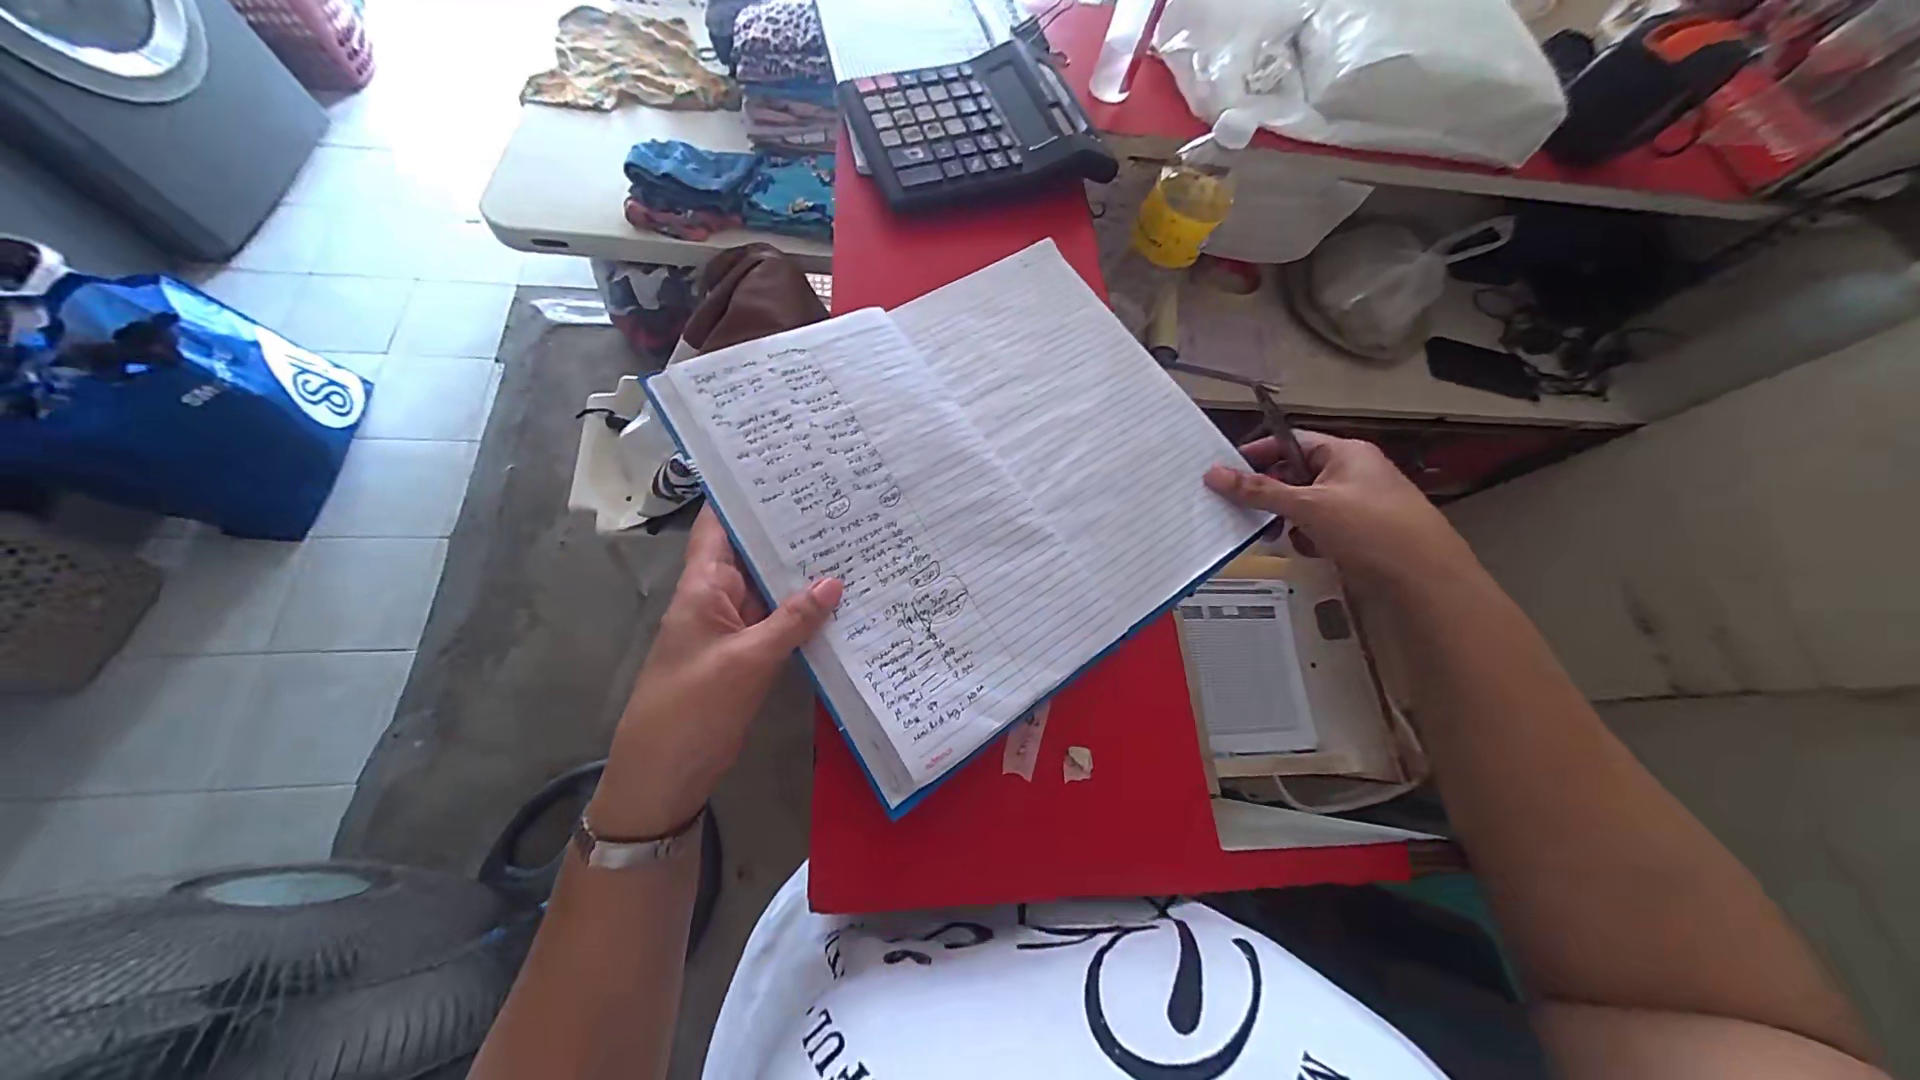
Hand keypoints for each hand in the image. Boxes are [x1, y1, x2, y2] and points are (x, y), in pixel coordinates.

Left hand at [590, 508, 841, 837]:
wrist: (668, 771)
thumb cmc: (693, 706)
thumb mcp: (747, 660)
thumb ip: (793, 620)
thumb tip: (835, 580)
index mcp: (704, 585)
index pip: (720, 525)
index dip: (747, 496)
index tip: (789, 470)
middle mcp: (721, 596)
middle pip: (756, 553)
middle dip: (793, 533)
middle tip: (843, 505)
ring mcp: (738, 626)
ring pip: (773, 588)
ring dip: (805, 573)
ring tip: (853, 542)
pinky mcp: (752, 653)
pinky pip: (782, 621)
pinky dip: (807, 611)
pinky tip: (842, 599)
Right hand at [1204, 430, 1482, 592]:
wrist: (1424, 580)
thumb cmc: (1369, 529)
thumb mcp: (1307, 506)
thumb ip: (1258, 490)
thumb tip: (1213, 473)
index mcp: (1345, 453)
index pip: (1290, 441)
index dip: (1256, 453)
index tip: (1225, 471)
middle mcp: (1352, 473)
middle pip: (1294, 474)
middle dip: (1269, 493)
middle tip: (1242, 509)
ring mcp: (1357, 503)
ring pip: (1305, 504)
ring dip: (1287, 519)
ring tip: (1277, 536)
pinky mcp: (1359, 532)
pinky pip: (1319, 526)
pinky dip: (1307, 536)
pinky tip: (1308, 550)